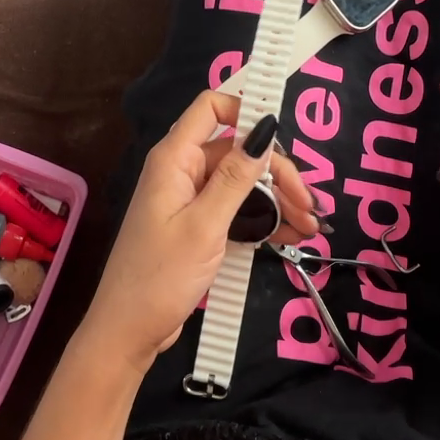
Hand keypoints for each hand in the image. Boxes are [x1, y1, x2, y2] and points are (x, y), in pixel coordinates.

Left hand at [80, 92, 318, 370]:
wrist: (129, 333)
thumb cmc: (160, 276)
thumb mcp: (204, 226)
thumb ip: (236, 177)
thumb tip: (265, 127)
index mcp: (175, 158)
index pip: (211, 107)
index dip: (247, 109)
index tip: (284, 136)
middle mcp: (183, 170)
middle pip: (238, 150)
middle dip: (277, 172)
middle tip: (309, 204)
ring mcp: (191, 198)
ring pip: (243, 182)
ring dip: (278, 199)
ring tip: (310, 226)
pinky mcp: (199, 225)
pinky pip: (238, 209)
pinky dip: (265, 219)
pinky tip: (292, 235)